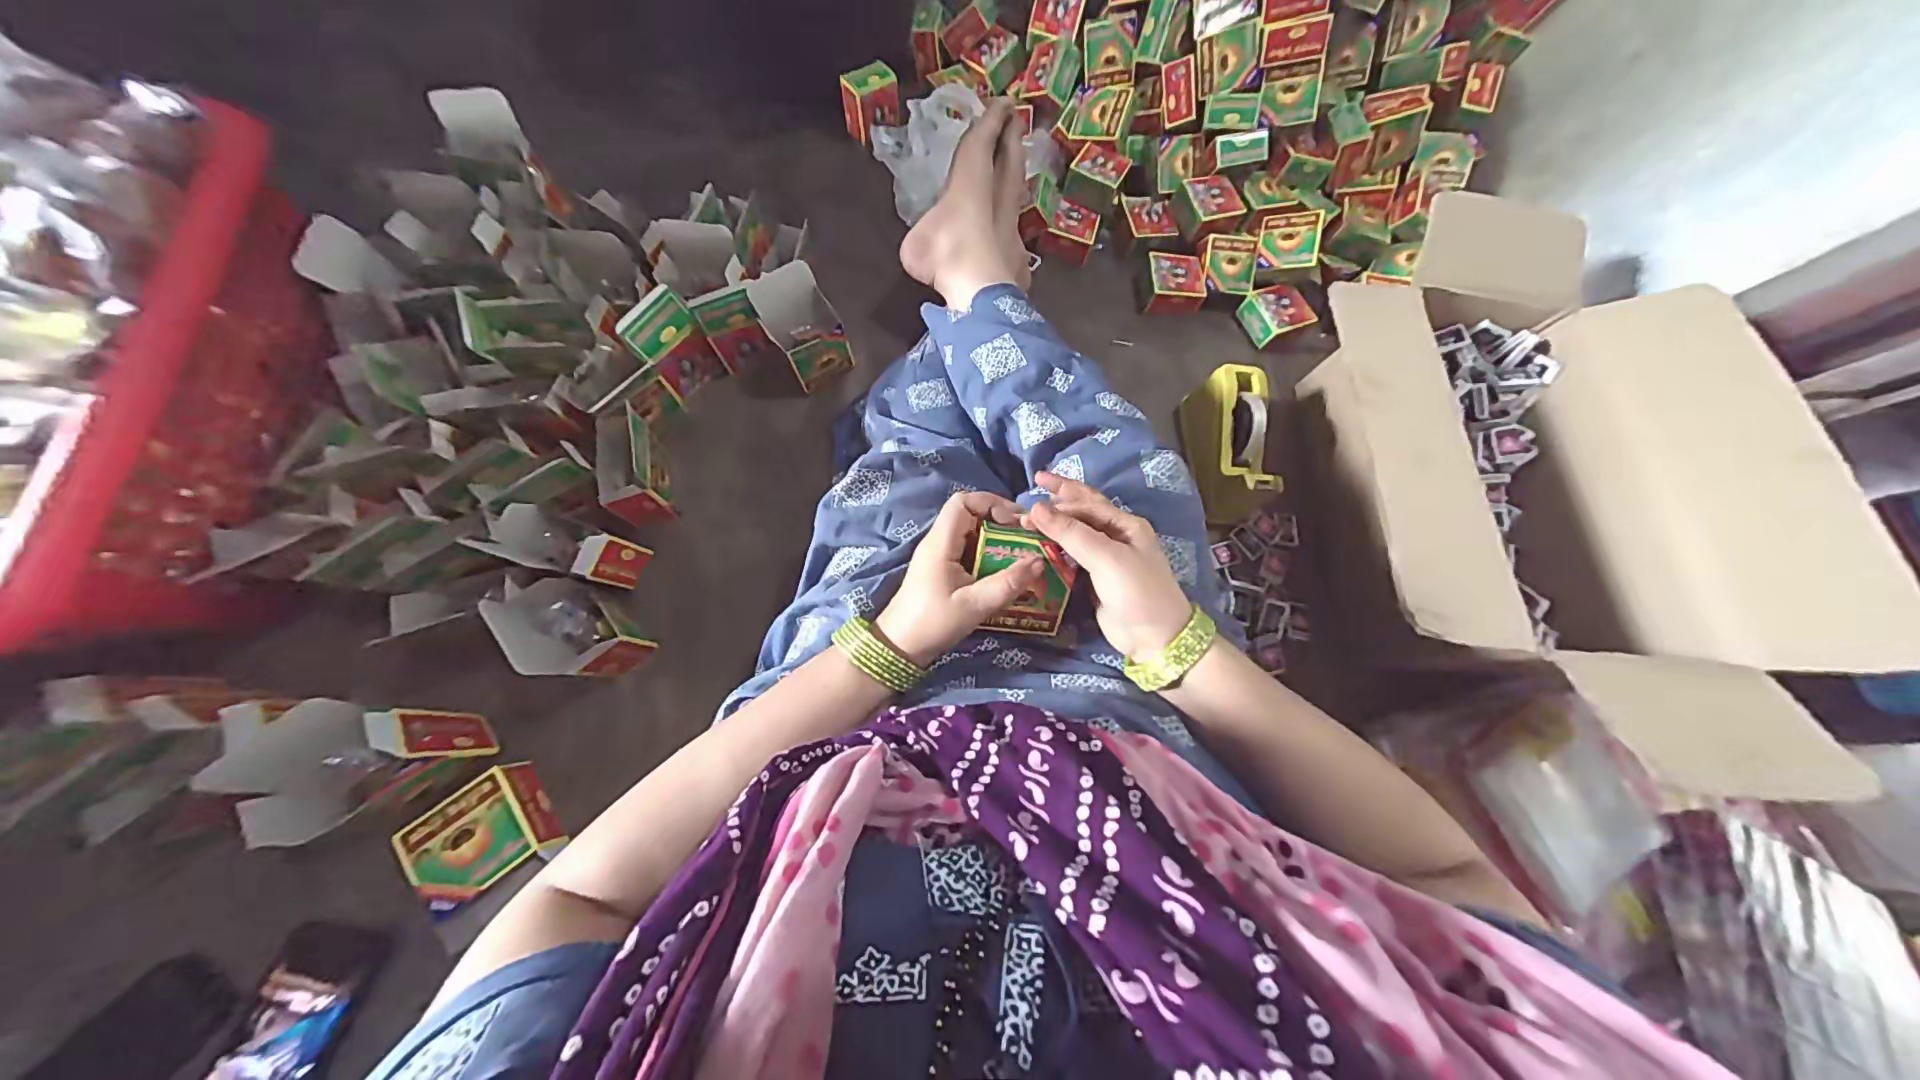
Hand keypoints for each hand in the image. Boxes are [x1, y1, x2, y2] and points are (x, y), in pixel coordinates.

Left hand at [875, 491, 1046, 666]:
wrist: (899, 647)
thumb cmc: (932, 623)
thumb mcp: (974, 606)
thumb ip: (1007, 583)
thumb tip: (1039, 561)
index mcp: (941, 543)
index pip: (963, 502)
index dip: (992, 503)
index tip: (1017, 521)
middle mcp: (938, 542)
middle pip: (970, 514)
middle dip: (1001, 521)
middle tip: (1027, 538)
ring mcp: (939, 555)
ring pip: (971, 533)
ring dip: (997, 538)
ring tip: (1022, 554)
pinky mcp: (942, 569)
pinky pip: (968, 550)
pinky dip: (988, 553)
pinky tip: (1005, 570)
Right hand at [898, 97, 1033, 309]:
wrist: (980, 294)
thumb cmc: (945, 256)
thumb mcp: (917, 246)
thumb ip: (925, 240)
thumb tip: (930, 253)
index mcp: (971, 185)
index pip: (982, 146)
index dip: (992, 122)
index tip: (1003, 104)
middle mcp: (999, 205)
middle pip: (1011, 165)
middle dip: (1011, 141)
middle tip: (1015, 124)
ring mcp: (1014, 236)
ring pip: (1016, 203)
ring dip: (1013, 189)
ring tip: (1009, 182)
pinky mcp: (1020, 265)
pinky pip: (1014, 243)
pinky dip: (1008, 238)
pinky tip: (1003, 247)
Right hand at [1024, 472, 1192, 657]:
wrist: (1155, 638)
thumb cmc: (1137, 592)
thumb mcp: (1106, 558)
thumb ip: (1071, 533)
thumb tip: (1037, 508)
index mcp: (1126, 525)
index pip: (1088, 504)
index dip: (1059, 500)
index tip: (1031, 503)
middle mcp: (1118, 536)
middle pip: (1085, 509)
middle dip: (1061, 496)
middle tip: (1035, 483)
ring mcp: (1108, 558)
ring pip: (1077, 532)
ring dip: (1056, 522)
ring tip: (1031, 515)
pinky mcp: (1098, 578)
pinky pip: (1074, 554)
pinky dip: (1057, 545)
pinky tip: (1043, 543)